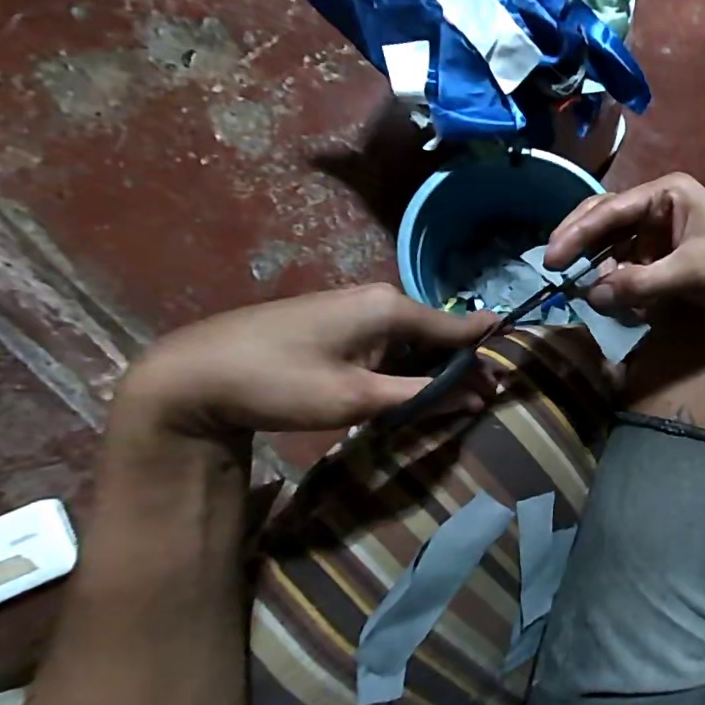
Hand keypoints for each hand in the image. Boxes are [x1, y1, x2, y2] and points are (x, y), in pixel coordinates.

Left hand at [114, 285, 497, 440]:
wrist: (193, 375)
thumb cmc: (280, 383)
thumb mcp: (357, 398)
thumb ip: (423, 396)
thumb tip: (478, 396)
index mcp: (391, 307)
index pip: (461, 328)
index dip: (489, 355)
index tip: (512, 380)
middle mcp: (380, 299)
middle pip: (439, 334)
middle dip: (462, 368)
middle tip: (482, 404)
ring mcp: (356, 309)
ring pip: (414, 341)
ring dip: (432, 371)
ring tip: (452, 404)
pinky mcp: (338, 324)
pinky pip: (389, 344)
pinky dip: (404, 368)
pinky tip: (408, 391)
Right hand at [544, 172, 704, 316]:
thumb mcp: (689, 272)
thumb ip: (640, 283)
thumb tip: (592, 296)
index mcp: (666, 193)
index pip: (611, 210)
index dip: (577, 233)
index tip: (552, 258)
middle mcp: (658, 207)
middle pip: (606, 221)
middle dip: (581, 244)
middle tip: (554, 268)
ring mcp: (660, 233)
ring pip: (614, 246)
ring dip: (599, 267)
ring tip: (585, 289)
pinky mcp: (663, 258)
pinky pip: (629, 266)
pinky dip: (618, 281)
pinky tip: (611, 297)